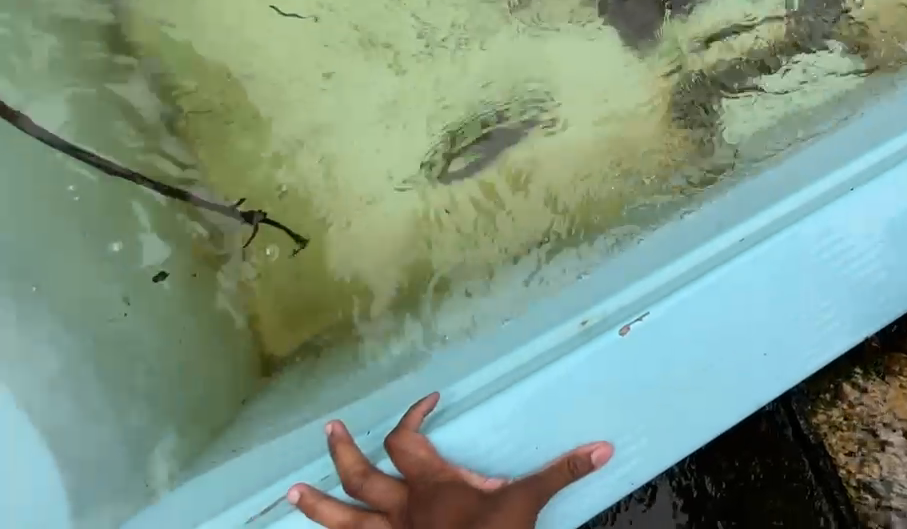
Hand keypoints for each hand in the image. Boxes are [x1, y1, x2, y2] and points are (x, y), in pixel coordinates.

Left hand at [288, 392, 612, 528]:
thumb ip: (562, 472)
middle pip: (360, 477)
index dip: (412, 416)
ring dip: (316, 505)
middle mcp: (399, 510)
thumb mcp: (527, 506)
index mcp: (431, 486)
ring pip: (340, 521)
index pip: (407, 441)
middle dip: (343, 453)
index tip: (430, 400)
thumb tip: (604, 447)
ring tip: (292, 491)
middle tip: (330, 430)